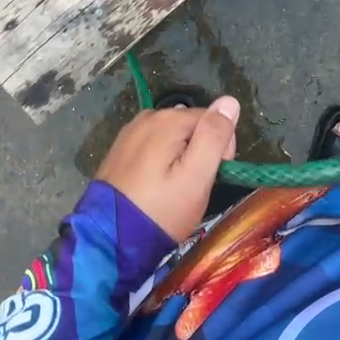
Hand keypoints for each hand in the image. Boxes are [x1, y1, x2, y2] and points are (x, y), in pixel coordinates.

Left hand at [95, 96, 240, 240]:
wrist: (109, 239)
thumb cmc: (161, 210)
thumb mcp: (196, 176)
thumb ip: (214, 136)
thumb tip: (230, 100)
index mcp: (168, 119)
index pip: (213, 120)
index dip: (221, 149)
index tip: (214, 178)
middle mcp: (148, 117)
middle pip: (192, 126)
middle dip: (200, 152)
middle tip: (192, 188)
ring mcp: (131, 132)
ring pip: (173, 137)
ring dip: (181, 157)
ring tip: (173, 190)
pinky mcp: (120, 149)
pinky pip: (154, 146)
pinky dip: (161, 161)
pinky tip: (156, 185)